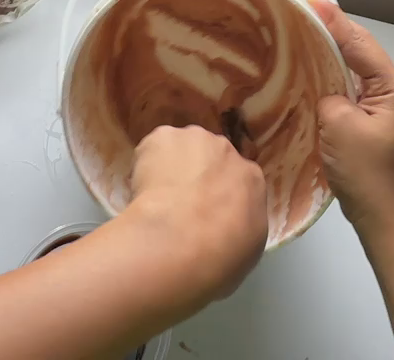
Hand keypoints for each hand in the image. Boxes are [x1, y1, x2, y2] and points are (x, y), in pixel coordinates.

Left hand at [118, 124, 267, 303]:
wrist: (180, 242)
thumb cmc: (219, 258)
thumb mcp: (248, 250)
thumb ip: (242, 224)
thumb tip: (228, 221)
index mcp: (252, 179)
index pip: (238, 179)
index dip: (221, 193)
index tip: (207, 211)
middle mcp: (226, 149)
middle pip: (210, 156)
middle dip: (197, 174)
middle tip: (180, 203)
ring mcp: (193, 138)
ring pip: (180, 148)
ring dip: (171, 165)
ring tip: (157, 197)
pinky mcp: (162, 136)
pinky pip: (152, 149)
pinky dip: (145, 165)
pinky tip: (142, 191)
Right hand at [307, 0, 393, 231]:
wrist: (387, 224)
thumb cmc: (367, 176)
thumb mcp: (339, 125)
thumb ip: (327, 93)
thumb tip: (321, 88)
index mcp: (393, 88)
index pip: (357, 41)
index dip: (329, 18)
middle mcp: (393, 91)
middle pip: (357, 49)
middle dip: (328, 28)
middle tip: (294, 11)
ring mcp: (383, 107)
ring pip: (351, 68)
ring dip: (327, 51)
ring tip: (297, 32)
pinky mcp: (372, 122)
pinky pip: (347, 88)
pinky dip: (328, 75)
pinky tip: (307, 71)